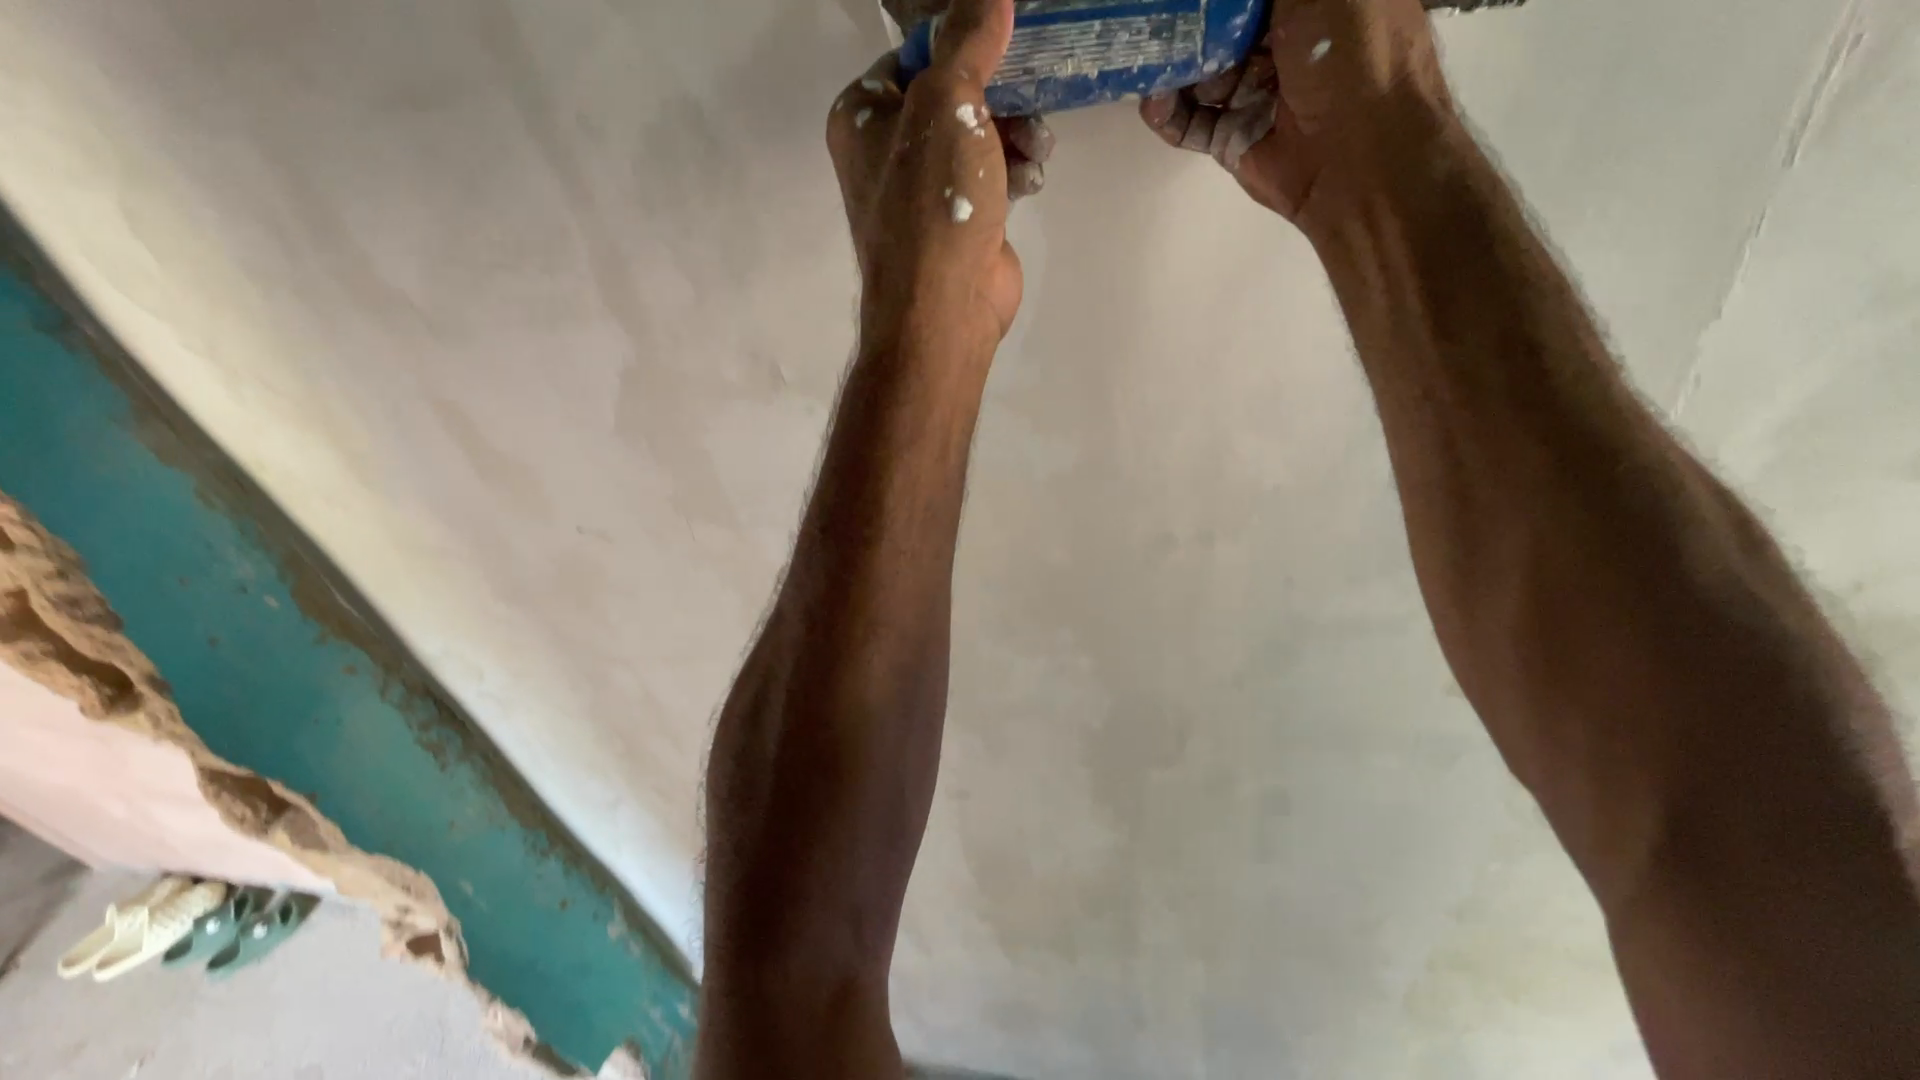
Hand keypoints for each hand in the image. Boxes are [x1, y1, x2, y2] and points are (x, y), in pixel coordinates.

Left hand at [826, 0, 1052, 342]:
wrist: (944, 308)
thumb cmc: (933, 204)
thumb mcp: (949, 105)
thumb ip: (969, 42)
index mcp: (862, 116)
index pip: (914, 54)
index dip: (962, 43)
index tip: (1007, 41)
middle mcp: (886, 150)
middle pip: (953, 92)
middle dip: (1000, 92)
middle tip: (1033, 94)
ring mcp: (922, 189)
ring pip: (978, 133)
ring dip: (1016, 131)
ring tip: (1036, 146)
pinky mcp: (957, 220)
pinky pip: (991, 174)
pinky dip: (1015, 170)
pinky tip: (1031, 178)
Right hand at [1140, 0, 1454, 230]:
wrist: (1362, 159)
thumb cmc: (1355, 59)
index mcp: (1314, 4)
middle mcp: (1282, 44)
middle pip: (1216, 27)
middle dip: (1183, 23)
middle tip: (1148, 18)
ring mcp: (1254, 92)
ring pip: (1196, 71)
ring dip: (1168, 65)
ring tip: (1142, 58)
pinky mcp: (1232, 136)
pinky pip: (1189, 121)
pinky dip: (1167, 113)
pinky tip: (1152, 102)